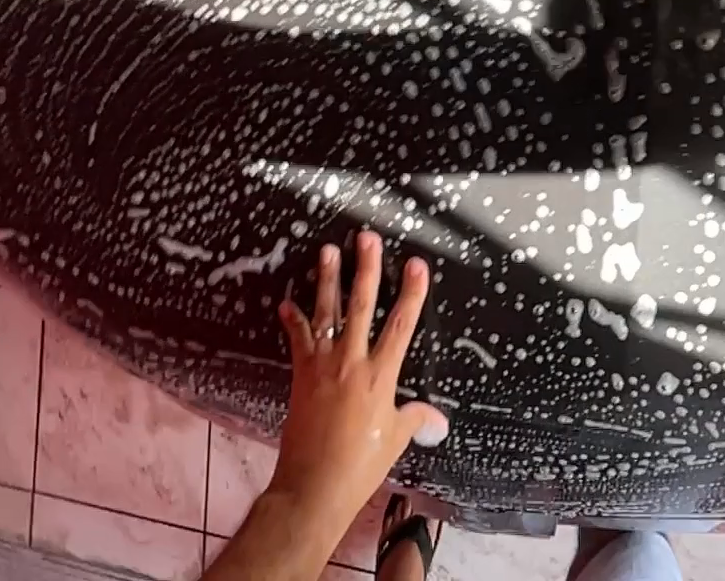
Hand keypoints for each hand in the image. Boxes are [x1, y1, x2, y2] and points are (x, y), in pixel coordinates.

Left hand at [268, 232, 446, 533]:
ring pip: (327, 312)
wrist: (313, 486)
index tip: (416, 264)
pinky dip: (292, 320)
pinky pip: (298, 340)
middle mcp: (352, 362)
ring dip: (328, 280)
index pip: (401, 325)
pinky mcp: (302, 374)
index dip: (411, 293)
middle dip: (366, 269)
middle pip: (361, 305)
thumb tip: (438, 419)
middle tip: (366, 238)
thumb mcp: (394, 439)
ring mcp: (324, 365)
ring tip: (328, 251)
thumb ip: (415, 418)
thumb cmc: (360, 465)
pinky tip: (286, 302)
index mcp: (380, 376)